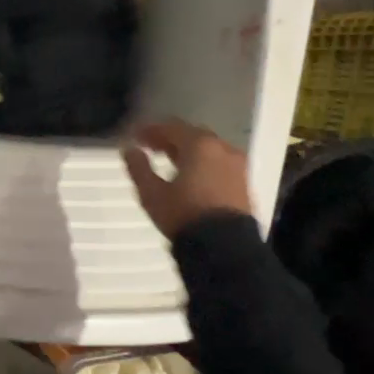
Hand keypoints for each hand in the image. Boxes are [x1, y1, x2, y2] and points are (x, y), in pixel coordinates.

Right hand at [121, 119, 252, 238]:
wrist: (224, 246)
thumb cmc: (183, 214)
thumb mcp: (151, 193)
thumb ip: (139, 168)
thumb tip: (129, 150)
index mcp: (199, 146)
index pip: (171, 128)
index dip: (151, 130)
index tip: (135, 136)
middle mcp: (222, 149)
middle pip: (192, 135)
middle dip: (170, 139)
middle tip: (151, 147)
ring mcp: (237, 165)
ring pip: (208, 149)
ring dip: (188, 151)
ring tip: (170, 163)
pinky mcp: (244, 182)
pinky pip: (219, 163)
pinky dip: (203, 163)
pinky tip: (191, 177)